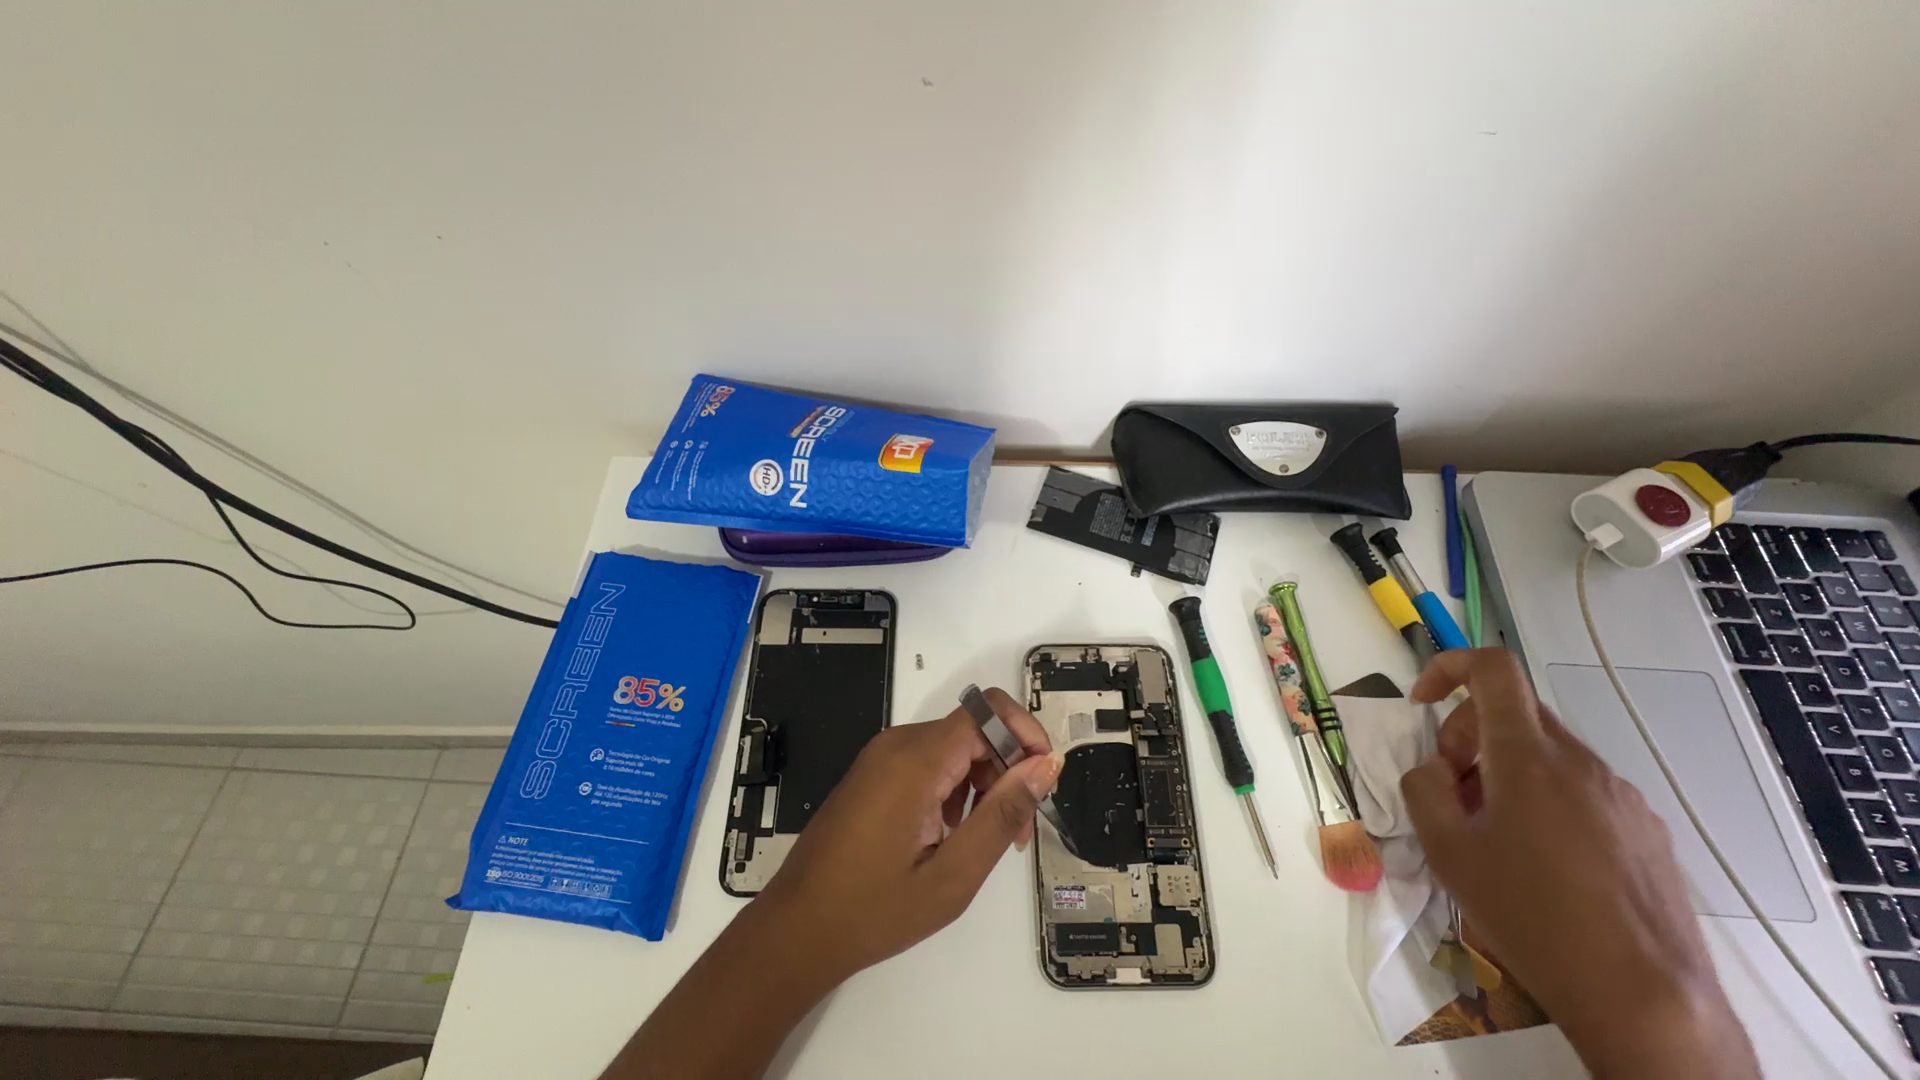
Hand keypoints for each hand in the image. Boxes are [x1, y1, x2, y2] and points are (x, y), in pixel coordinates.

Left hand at [755, 686, 1062, 982]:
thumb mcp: (954, 873)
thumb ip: (1004, 814)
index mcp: (916, 760)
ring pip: (954, 749)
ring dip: (983, 785)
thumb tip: (1046, 764)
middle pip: (973, 730)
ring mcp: (880, 759)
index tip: (1042, 782)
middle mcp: (897, 745)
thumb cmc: (874, 909)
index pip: (988, 709)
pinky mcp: (873, 776)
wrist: (796, 930)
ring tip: (983, 844)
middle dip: (1008, 770)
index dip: (1025, 734)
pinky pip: (929, 765)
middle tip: (1017, 833)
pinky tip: (951, 838)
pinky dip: (954, 791)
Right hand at [1403, 649, 1757, 1079]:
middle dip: (1468, 736)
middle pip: (1515, 713)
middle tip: (1452, 791)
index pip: (1493, 669)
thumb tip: (1435, 768)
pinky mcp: (1646, 830)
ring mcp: (1622, 795)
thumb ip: (1424, 789)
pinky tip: (1543, 862)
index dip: (1449, 667)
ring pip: (1548, 754)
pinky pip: (1582, 790)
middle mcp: (1581, 762)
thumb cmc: (1530, 916)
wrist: (1644, 997)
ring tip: (1494, 835)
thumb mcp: (1447, 852)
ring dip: (1506, 771)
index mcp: (1529, 757)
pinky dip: (1546, 800)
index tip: (1422, 703)